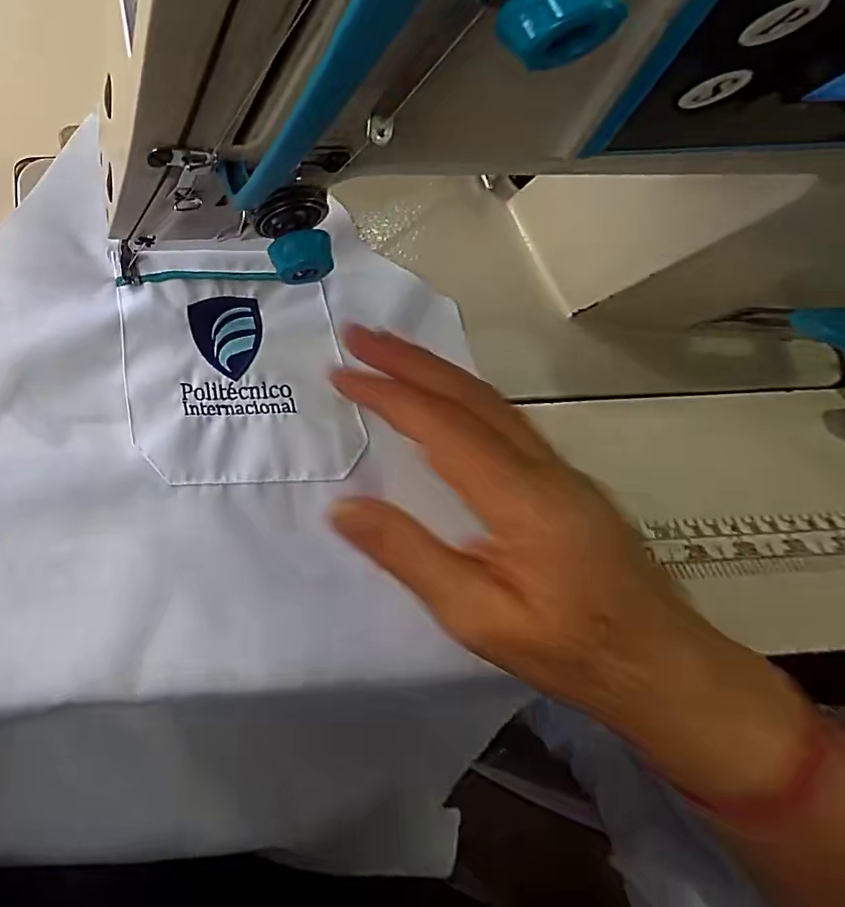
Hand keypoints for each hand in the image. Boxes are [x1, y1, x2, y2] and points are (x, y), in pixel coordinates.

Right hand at [328, 324, 812, 798]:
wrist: (671, 677)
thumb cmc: (569, 649)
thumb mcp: (474, 615)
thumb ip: (407, 554)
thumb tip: (340, 506)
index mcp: (523, 499)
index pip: (445, 427)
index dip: (388, 394)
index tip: (338, 373)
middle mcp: (545, 473)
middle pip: (472, 397)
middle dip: (410, 359)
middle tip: (355, 333)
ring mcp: (560, 476)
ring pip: (491, 404)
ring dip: (433, 369)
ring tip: (384, 350)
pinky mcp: (561, 487)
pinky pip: (501, 421)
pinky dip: (455, 394)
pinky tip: (434, 397)